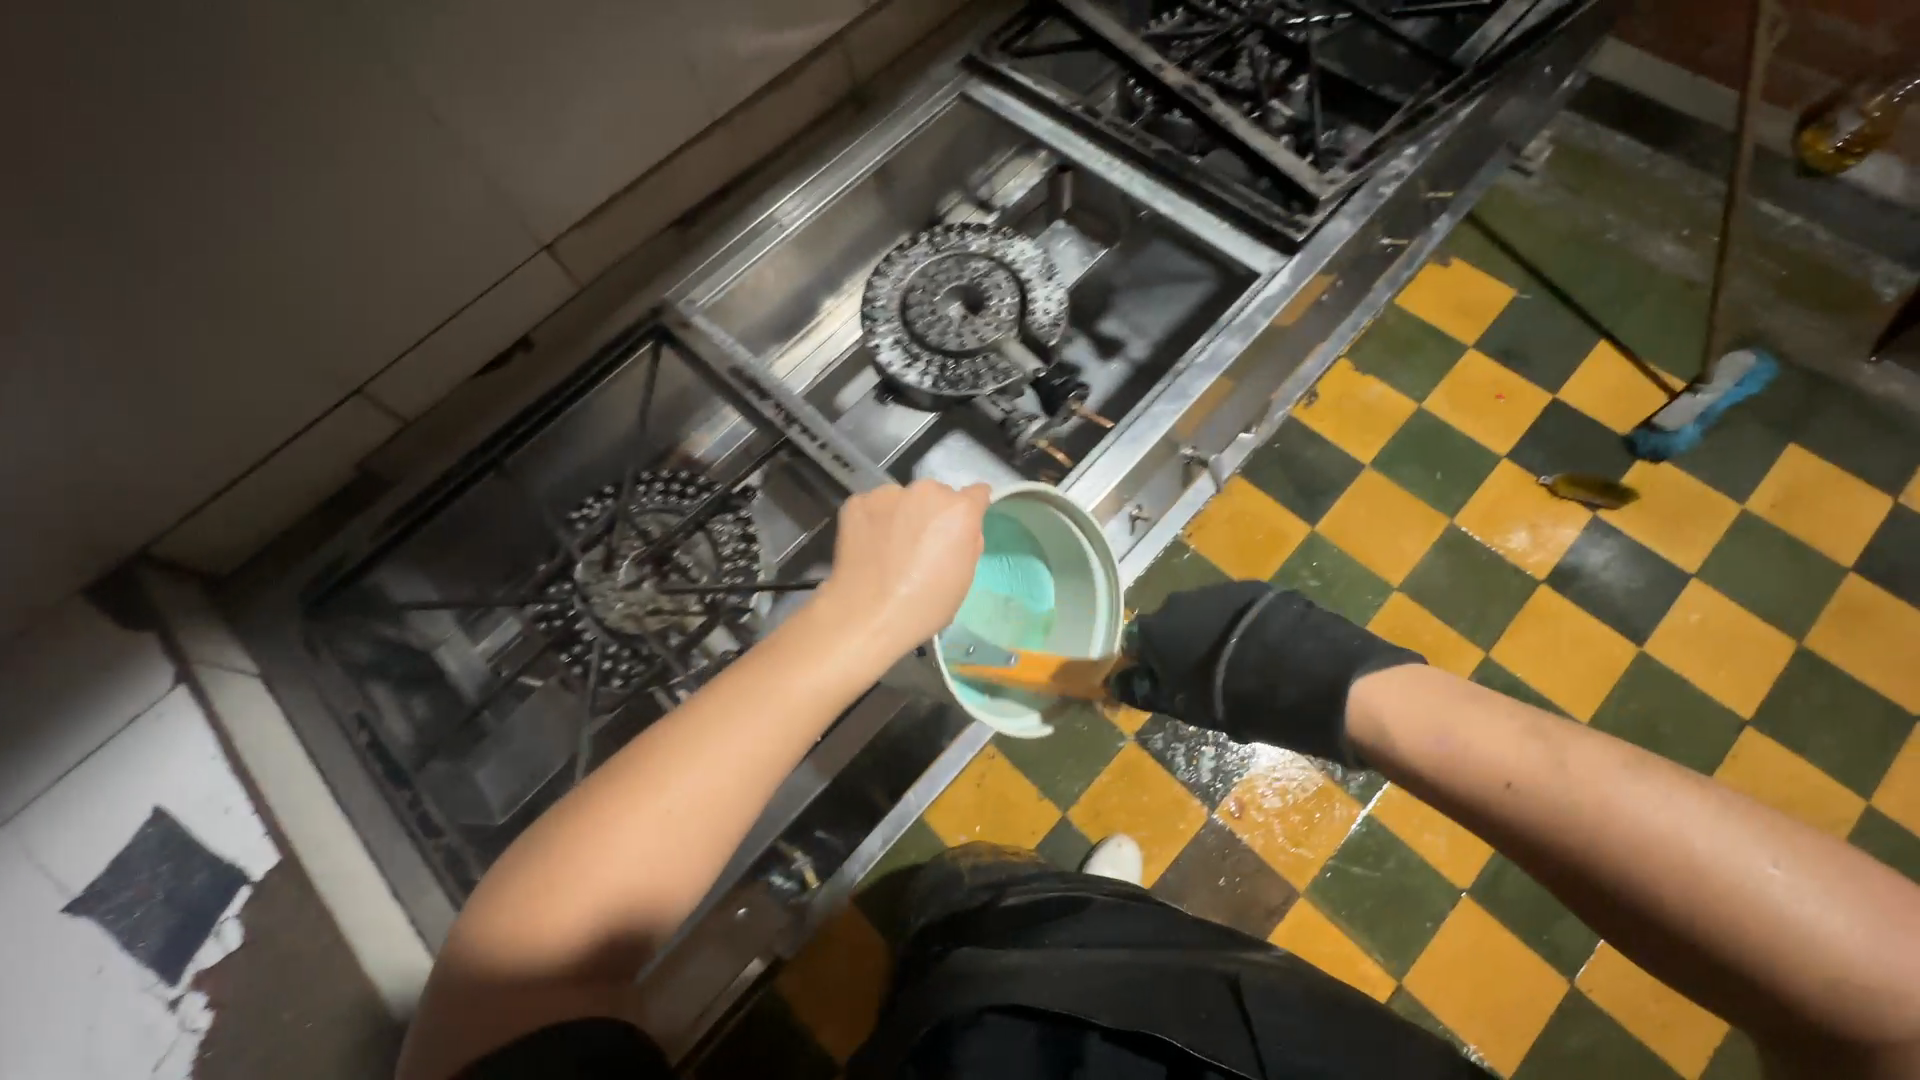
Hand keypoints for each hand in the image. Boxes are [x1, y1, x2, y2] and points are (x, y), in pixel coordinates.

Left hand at [814, 479, 990, 660]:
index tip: (961, 525)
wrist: (868, 615)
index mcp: (959, 510)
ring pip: (902, 499)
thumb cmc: (925, 604)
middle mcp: (926, 491)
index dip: (971, 509)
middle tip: (920, 545)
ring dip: (902, 514)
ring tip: (889, 548)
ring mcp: (888, 494)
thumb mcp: (964, 577)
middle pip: (936, 495)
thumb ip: (967, 541)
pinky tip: (868, 547)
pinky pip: (873, 506)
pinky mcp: (857, 502)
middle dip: (933, 513)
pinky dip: (873, 521)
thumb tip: (960, 529)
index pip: (977, 493)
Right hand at [1110, 583, 1423, 763]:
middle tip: (1200, 681)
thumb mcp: (1185, 706)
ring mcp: (1221, 590)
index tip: (1162, 686)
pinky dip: (1241, 629)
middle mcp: (1181, 601)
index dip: (1147, 666)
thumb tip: (1116, 686)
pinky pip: (1237, 610)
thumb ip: (1147, 692)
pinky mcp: (1257, 589)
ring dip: (1212, 636)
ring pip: (1204, 614)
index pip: (1136, 644)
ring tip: (1236, 668)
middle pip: (1170, 624)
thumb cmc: (1232, 698)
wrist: (1303, 672)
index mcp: (1156, 629)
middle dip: (1180, 648)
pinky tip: (1262, 653)